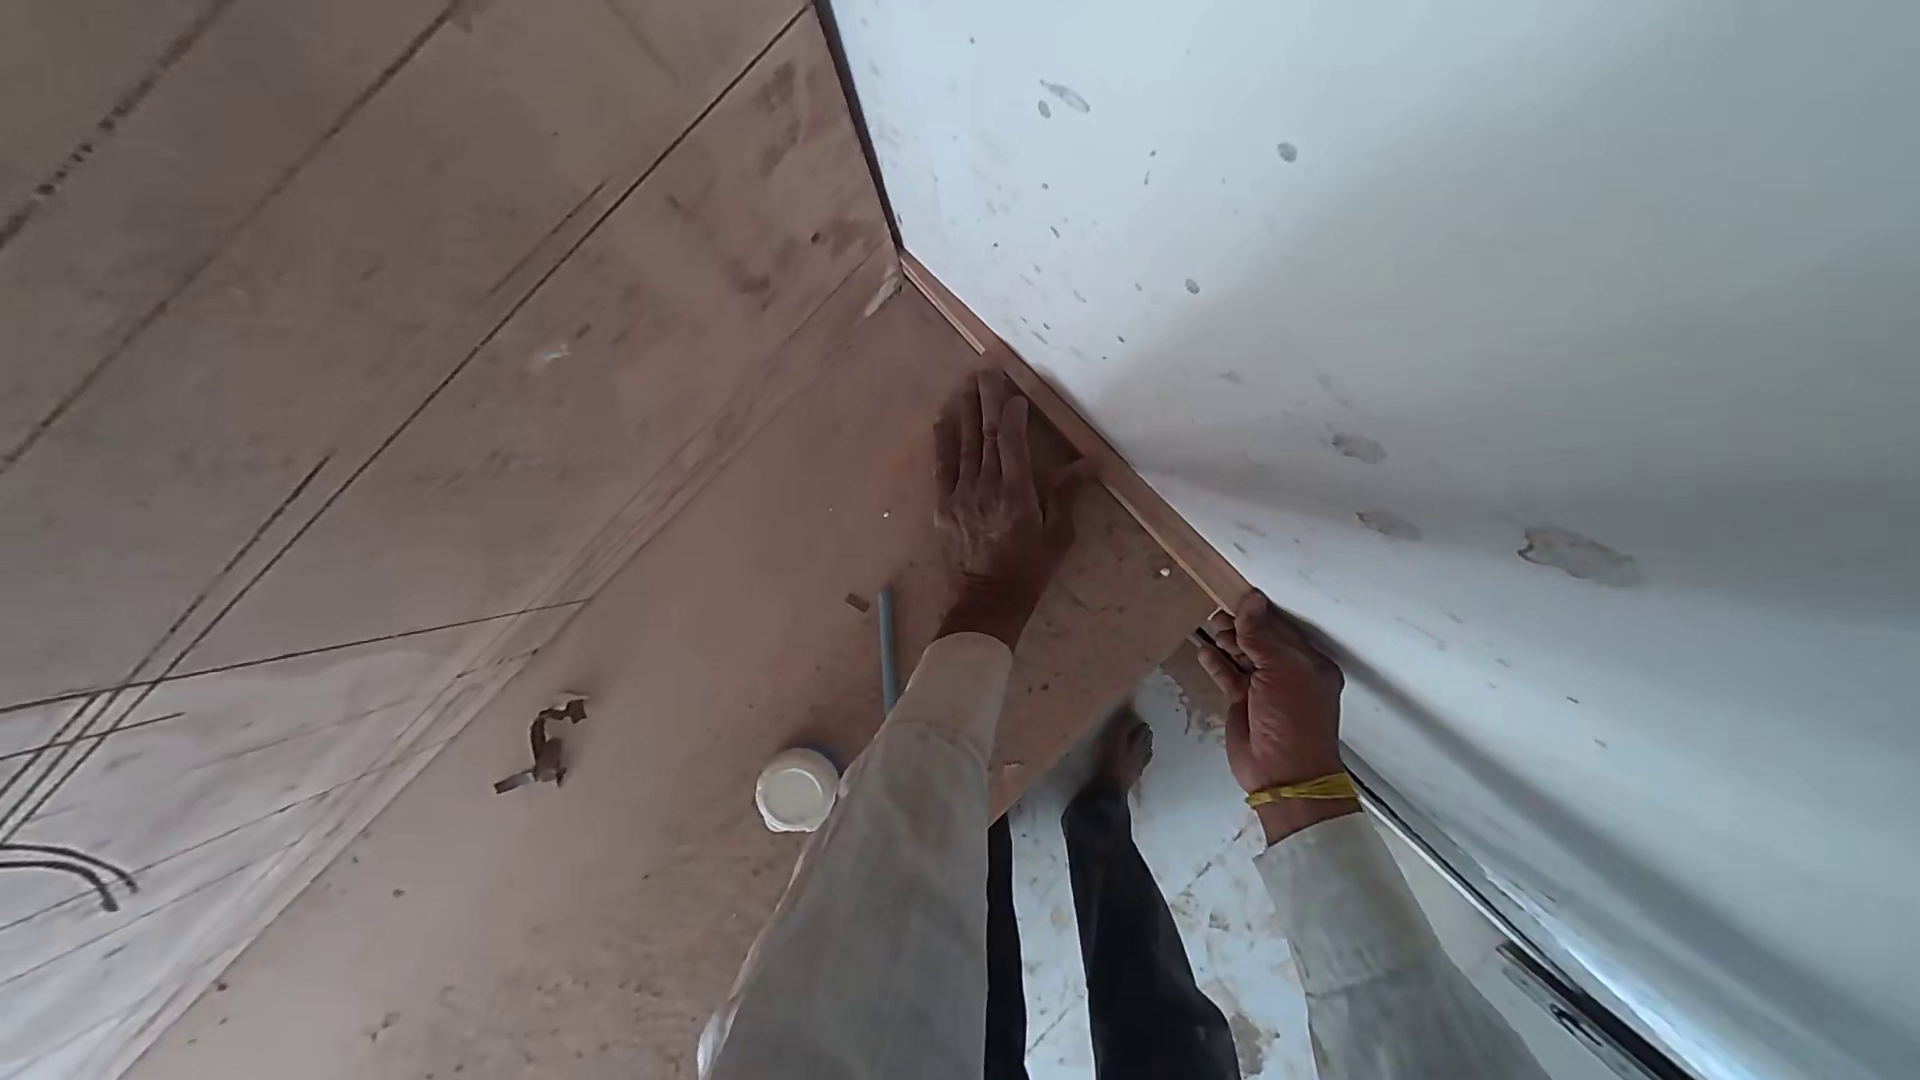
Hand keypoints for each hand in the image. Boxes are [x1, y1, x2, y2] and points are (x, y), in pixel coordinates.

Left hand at [932, 371, 1094, 647]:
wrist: (987, 600)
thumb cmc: (1029, 569)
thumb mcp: (1058, 536)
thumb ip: (1066, 495)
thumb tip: (1088, 462)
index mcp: (1017, 493)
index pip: (1013, 442)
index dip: (1013, 413)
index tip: (1016, 391)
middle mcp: (986, 487)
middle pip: (986, 435)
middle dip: (987, 399)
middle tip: (987, 369)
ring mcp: (961, 494)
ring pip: (963, 444)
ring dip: (966, 410)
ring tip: (967, 382)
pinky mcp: (944, 505)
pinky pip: (942, 465)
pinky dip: (943, 439)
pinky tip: (943, 417)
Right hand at [1197, 590, 1357, 843]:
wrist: (1283, 774)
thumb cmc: (1293, 720)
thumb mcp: (1282, 671)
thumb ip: (1262, 635)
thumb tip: (1251, 600)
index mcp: (1308, 663)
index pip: (1280, 627)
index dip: (1257, 611)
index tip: (1234, 593)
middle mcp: (1288, 672)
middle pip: (1259, 639)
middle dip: (1239, 625)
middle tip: (1216, 611)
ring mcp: (1264, 688)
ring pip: (1241, 655)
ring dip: (1226, 640)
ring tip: (1209, 625)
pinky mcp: (1242, 702)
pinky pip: (1227, 675)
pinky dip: (1215, 662)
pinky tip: (1204, 651)